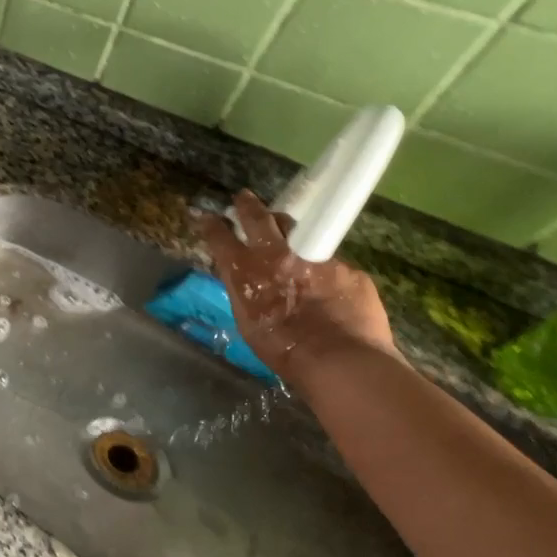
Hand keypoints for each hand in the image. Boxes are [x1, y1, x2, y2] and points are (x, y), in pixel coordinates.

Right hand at [199, 190, 397, 382]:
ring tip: (289, 235)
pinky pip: (332, 262)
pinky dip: (325, 269)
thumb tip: (250, 279)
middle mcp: (276, 255)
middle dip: (249, 206)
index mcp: (244, 269)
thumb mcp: (247, 317)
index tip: (206, 215)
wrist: (341, 359)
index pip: (219, 235)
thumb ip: (246, 289)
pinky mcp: (349, 270)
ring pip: (300, 233)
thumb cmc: (282, 347)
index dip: (212, 224)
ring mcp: (316, 258)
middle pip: (259, 218)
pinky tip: (329, 286)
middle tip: (245, 198)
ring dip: (290, 232)